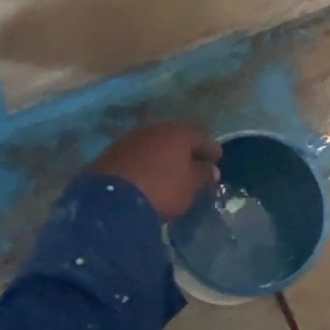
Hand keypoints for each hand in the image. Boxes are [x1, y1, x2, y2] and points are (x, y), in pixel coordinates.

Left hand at [90, 123, 221, 219]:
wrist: (111, 199)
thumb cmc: (162, 188)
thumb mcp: (191, 186)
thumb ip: (204, 175)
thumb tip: (211, 169)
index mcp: (178, 133)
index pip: (201, 138)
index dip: (211, 149)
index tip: (218, 159)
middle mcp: (154, 130)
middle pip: (176, 139)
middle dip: (186, 152)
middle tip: (195, 165)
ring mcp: (130, 140)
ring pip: (155, 146)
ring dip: (164, 157)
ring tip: (170, 172)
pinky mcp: (111, 154)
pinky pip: (137, 157)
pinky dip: (146, 164)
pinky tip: (148, 176)